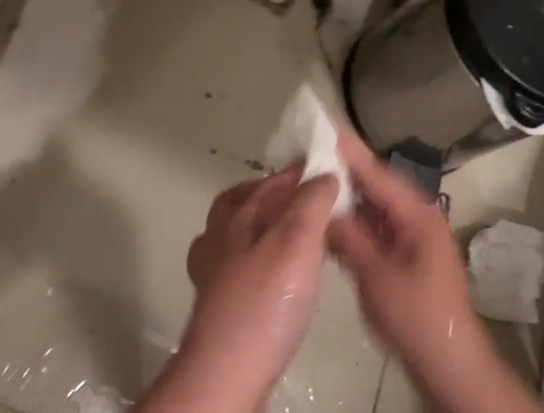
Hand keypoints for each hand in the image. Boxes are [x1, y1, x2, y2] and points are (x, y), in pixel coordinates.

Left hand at [163, 166, 339, 412]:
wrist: (228, 373)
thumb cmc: (265, 302)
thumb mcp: (296, 242)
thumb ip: (310, 204)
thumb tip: (324, 171)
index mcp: (235, 218)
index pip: (270, 182)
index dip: (300, 172)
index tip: (330, 170)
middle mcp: (218, 240)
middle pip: (241, 204)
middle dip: (272, 196)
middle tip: (306, 201)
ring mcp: (214, 276)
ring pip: (237, 237)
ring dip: (265, 229)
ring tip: (298, 239)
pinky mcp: (220, 308)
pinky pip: (240, 269)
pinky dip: (260, 262)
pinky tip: (280, 280)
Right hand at [327, 134, 509, 398]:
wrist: (450, 363)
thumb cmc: (417, 316)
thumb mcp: (376, 275)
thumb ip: (348, 237)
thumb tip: (321, 206)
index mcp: (417, 214)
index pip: (377, 173)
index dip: (350, 150)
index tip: (324, 126)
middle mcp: (417, 218)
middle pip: (376, 186)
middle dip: (344, 172)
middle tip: (307, 155)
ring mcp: (412, 239)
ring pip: (374, 209)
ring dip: (346, 199)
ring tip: (310, 183)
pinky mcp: (405, 259)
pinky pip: (375, 230)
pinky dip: (353, 224)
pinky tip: (327, 223)